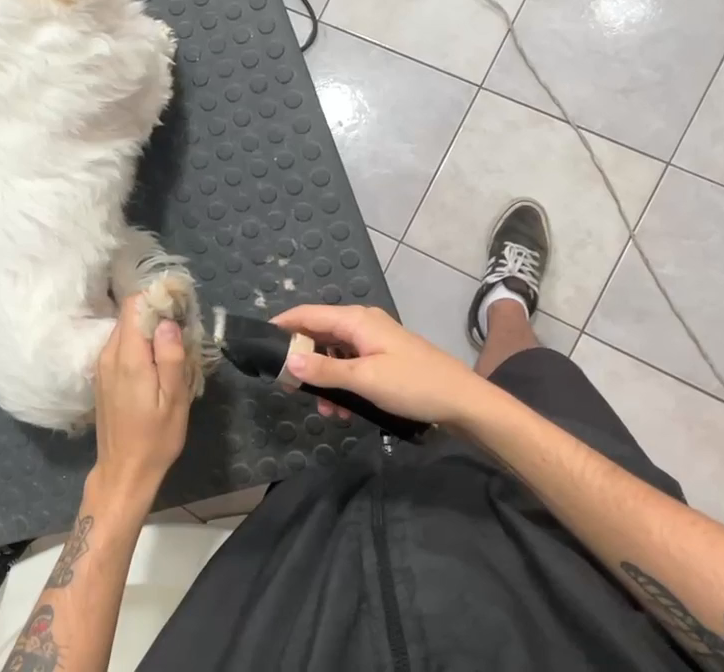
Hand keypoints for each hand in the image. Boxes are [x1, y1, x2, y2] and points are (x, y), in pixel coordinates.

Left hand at [92, 294, 192, 501]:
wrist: (124, 471)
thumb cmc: (155, 438)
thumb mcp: (174, 399)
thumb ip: (170, 357)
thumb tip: (167, 322)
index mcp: (128, 357)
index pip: (133, 305)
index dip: (156, 298)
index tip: (179, 305)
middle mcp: (109, 354)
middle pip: (129, 315)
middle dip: (155, 312)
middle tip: (182, 326)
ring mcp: (102, 365)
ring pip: (124, 330)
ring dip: (147, 329)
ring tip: (174, 345)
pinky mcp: (103, 376)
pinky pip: (120, 346)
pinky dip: (139, 344)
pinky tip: (156, 362)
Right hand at [272, 304, 493, 425]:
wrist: (465, 402)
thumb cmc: (413, 384)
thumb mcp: (364, 380)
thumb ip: (324, 371)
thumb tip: (287, 361)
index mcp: (355, 320)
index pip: (307, 313)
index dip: (281, 325)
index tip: (259, 343)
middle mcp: (362, 324)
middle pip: (318, 335)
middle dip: (303, 361)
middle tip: (288, 387)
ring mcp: (374, 341)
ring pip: (334, 355)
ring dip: (324, 380)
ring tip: (324, 409)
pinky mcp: (383, 359)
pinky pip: (350, 366)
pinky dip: (342, 384)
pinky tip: (342, 410)